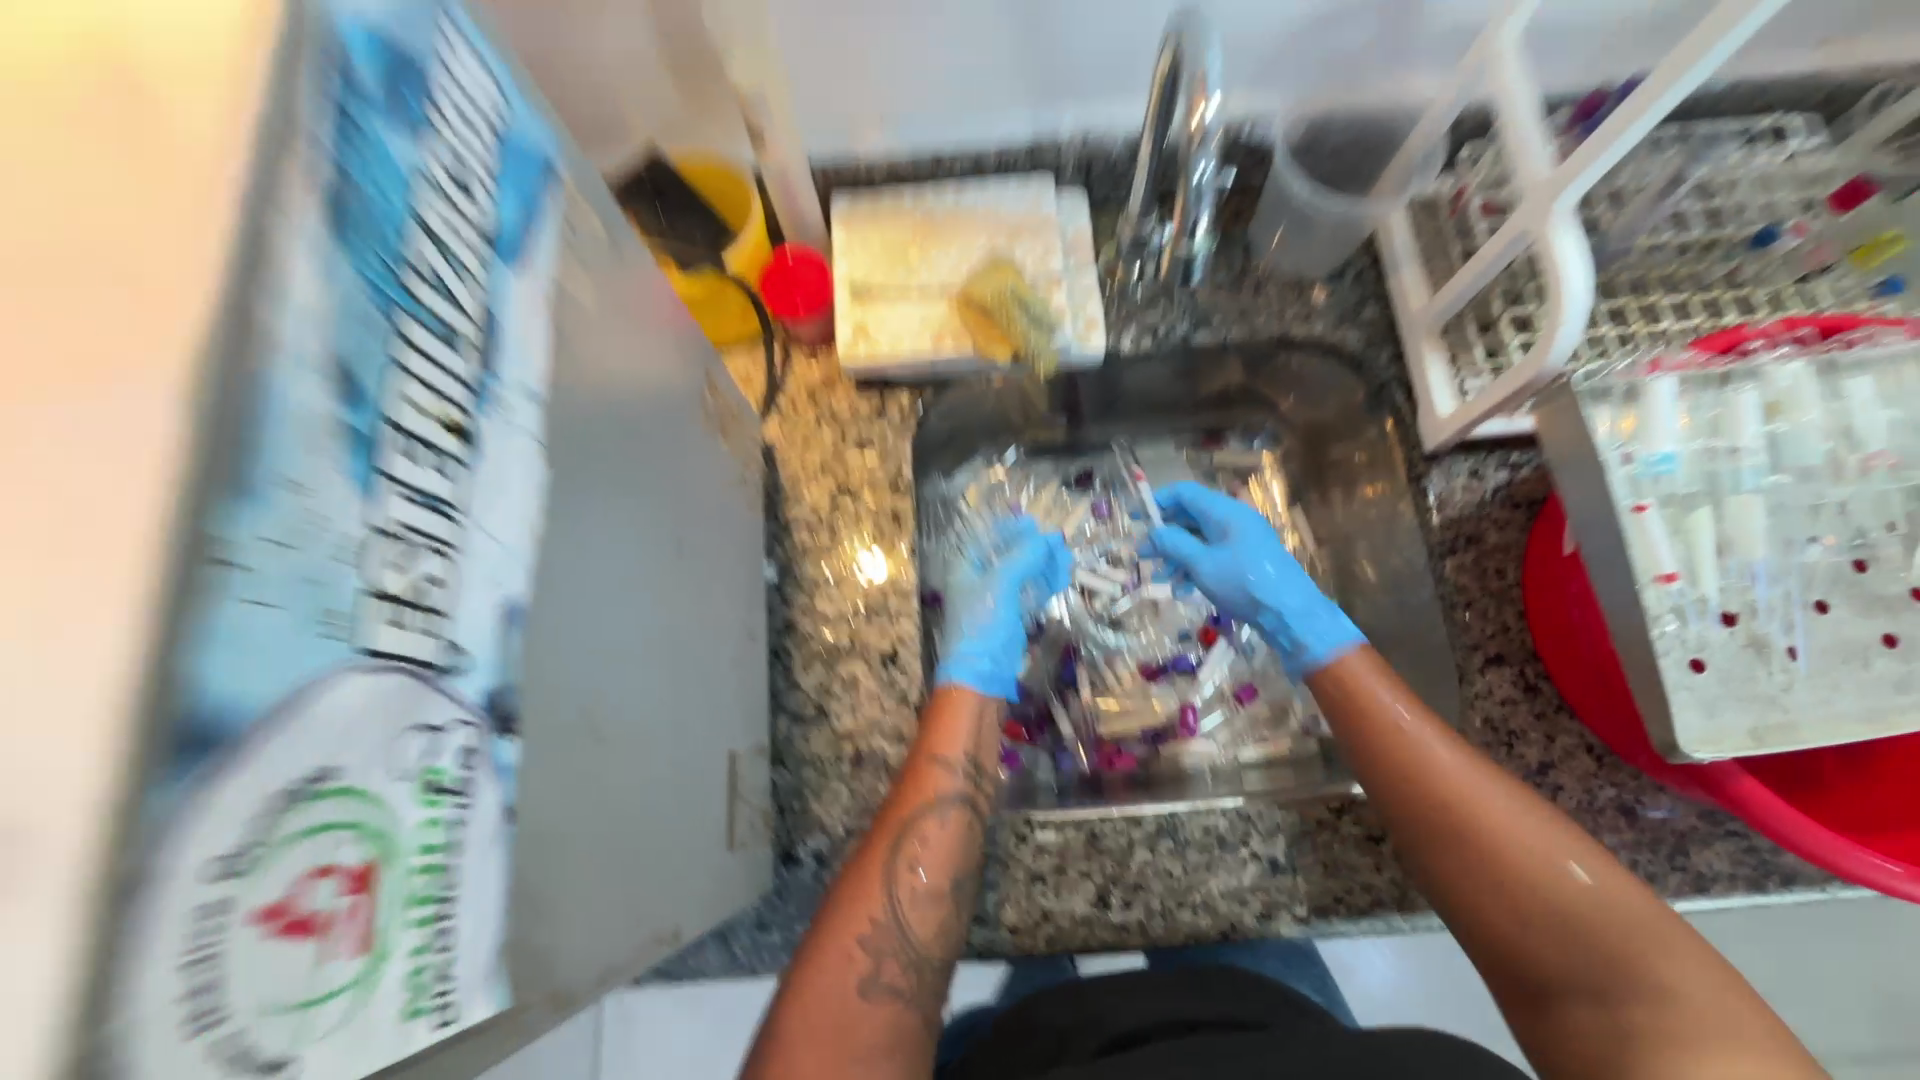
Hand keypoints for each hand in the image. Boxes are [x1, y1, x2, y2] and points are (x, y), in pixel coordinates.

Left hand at [934, 516, 1072, 700]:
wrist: (981, 676)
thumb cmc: (982, 624)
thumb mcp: (1001, 583)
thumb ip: (1023, 557)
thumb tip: (1048, 537)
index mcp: (965, 568)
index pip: (986, 538)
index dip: (1009, 528)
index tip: (1034, 522)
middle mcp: (978, 580)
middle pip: (1008, 555)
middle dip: (1034, 548)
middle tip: (1059, 541)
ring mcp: (995, 600)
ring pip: (1023, 575)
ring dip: (1044, 565)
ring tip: (1067, 557)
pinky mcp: (1011, 618)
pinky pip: (1029, 593)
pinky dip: (1045, 584)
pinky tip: (1063, 575)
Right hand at [1142, 481, 1364, 679]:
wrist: (1290, 614)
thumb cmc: (1243, 583)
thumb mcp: (1201, 564)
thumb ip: (1173, 544)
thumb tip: (1152, 532)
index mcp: (1224, 511)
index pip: (1184, 493)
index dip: (1157, 502)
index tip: (1134, 519)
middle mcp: (1233, 520)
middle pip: (1190, 517)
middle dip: (1164, 535)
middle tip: (1141, 554)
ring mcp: (1242, 541)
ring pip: (1200, 539)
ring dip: (1176, 556)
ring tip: (1158, 577)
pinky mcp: (1246, 561)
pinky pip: (1213, 555)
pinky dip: (1194, 567)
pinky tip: (1181, 589)